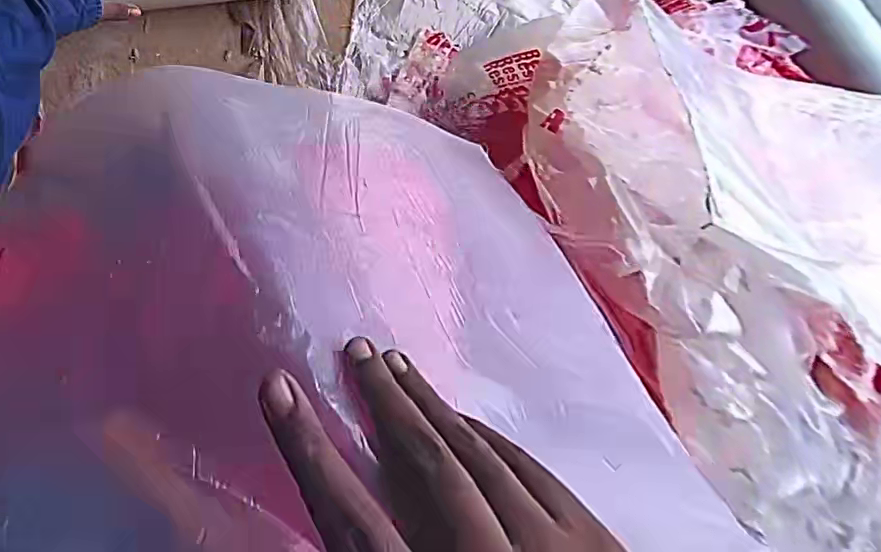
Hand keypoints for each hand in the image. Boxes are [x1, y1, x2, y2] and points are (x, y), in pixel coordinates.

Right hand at [260, 337, 625, 551]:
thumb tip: (330, 528)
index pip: (352, 519)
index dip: (308, 448)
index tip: (276, 386)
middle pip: (427, 468)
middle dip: (385, 402)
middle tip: (356, 349)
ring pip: (480, 458)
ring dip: (432, 406)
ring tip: (398, 366)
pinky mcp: (603, 550)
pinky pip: (534, 474)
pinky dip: (490, 440)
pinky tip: (465, 420)